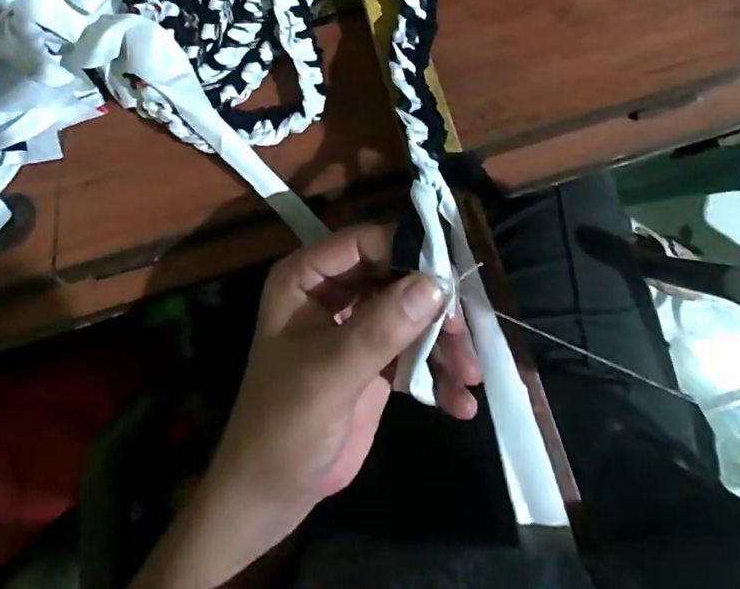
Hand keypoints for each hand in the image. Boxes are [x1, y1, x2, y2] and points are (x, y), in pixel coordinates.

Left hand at [131, 224, 482, 588]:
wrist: (269, 497)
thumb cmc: (283, 425)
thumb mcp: (330, 374)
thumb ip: (382, 328)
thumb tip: (436, 284)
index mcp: (306, 278)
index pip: (364, 242)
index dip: (407, 251)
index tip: (450, 278)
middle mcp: (333, 292)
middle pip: (396, 276)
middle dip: (435, 305)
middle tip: (464, 334)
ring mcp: (356, 327)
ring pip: (413, 313)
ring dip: (445, 342)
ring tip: (470, 376)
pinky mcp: (375, 362)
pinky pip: (416, 352)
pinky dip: (439, 372)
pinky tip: (460, 403)